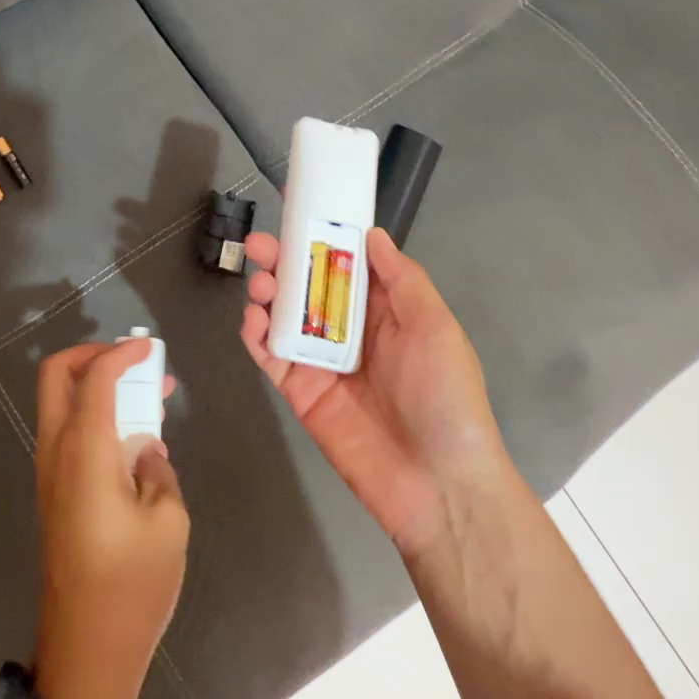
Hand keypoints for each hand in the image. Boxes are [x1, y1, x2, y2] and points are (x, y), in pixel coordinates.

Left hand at [32, 340, 188, 698]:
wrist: (86, 643)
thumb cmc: (131, 582)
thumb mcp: (168, 521)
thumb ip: (158, 470)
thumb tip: (146, 449)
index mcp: (83, 449)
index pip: (95, 377)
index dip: (122, 353)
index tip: (149, 347)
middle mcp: (56, 451)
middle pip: (56, 375)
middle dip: (92, 355)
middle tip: (134, 362)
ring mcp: (48, 472)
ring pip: (60, 404)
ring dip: (94, 387)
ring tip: (146, 399)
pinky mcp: (53, 493)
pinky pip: (67, 435)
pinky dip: (93, 418)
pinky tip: (133, 441)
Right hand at [239, 228, 510, 557]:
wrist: (437, 484)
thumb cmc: (445, 399)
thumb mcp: (436, 329)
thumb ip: (403, 280)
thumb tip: (373, 234)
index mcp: (386, 314)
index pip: (347, 267)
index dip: (323, 240)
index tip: (298, 214)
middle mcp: (350, 332)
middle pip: (308, 288)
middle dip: (283, 264)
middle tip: (261, 247)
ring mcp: (322, 362)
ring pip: (283, 317)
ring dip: (266, 294)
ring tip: (259, 284)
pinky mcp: (300, 391)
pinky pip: (271, 356)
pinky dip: (256, 335)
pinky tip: (252, 319)